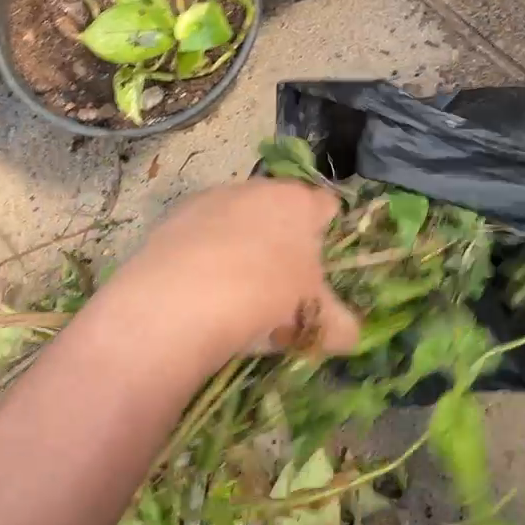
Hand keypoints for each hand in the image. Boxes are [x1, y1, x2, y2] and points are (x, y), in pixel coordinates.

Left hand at [95, 179, 360, 364]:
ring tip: (235, 294)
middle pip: (278, 210)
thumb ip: (338, 324)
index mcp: (299, 203)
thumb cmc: (265, 298)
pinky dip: (203, 254)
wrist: (184, 298)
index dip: (326, 232)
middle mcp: (257, 189)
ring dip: (240, 246)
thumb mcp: (315, 319)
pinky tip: (199, 289)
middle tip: (279, 287)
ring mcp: (213, 198)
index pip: (326, 205)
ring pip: (237, 219)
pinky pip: (200, 233)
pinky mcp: (175, 216)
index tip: (320, 265)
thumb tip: (349, 335)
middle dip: (281, 242)